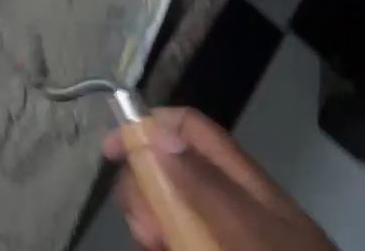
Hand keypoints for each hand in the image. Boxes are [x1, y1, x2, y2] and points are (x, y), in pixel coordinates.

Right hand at [104, 107, 335, 250]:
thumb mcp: (251, 235)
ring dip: (148, 231)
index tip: (113, 153)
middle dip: (143, 193)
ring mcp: (218, 238)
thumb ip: (206, 185)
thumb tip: (156, 132)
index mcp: (240, 181)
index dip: (147, 126)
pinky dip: (158, 250)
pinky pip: (172, 246)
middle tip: (148, 233)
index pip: (187, 128)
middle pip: (165, 170)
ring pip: (163, 215)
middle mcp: (225, 204)